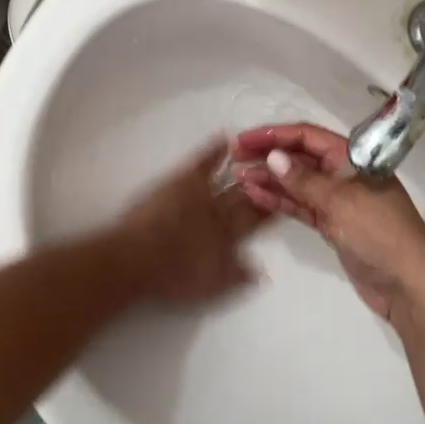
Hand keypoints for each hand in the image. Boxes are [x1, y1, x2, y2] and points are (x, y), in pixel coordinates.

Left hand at [111, 140, 269, 303]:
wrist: (139, 257)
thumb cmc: (172, 276)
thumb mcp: (210, 286)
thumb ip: (237, 277)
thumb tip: (262, 272)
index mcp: (229, 236)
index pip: (256, 220)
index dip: (270, 209)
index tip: (286, 198)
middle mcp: (221, 211)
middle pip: (247, 197)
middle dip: (265, 185)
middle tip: (281, 173)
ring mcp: (202, 193)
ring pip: (230, 178)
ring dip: (247, 167)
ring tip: (264, 154)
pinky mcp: (181, 180)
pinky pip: (203, 161)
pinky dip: (215, 149)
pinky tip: (226, 136)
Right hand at [232, 124, 424, 323]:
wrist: (408, 283)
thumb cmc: (379, 233)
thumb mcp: (340, 202)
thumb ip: (304, 181)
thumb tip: (273, 157)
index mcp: (353, 157)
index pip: (308, 137)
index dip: (275, 135)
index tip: (244, 139)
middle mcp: (344, 173)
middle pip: (301, 157)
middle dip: (268, 155)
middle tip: (233, 157)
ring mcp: (339, 201)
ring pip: (297, 183)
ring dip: (270, 179)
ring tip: (237, 178)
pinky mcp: (333, 225)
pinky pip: (301, 206)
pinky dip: (280, 200)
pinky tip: (255, 195)